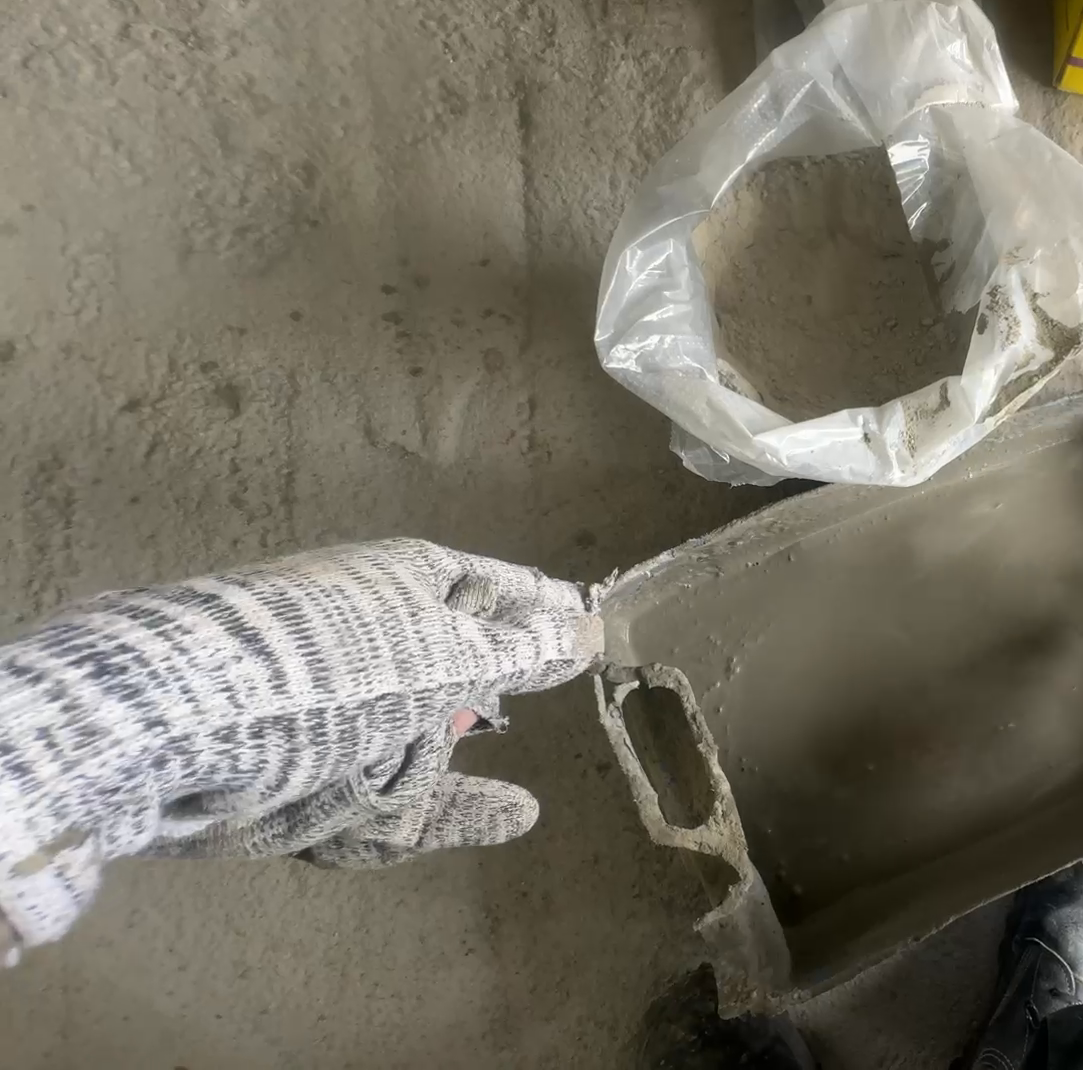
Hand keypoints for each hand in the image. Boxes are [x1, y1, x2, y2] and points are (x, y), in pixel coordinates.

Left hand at [1, 539, 598, 959]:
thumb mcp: (455, 653)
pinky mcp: (316, 772)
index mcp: (410, 585)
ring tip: (509, 795)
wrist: (174, 733)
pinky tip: (513, 815)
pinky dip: (451, 809)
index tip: (591, 623)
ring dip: (461, 757)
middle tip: (529, 698)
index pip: (500, 587)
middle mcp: (377, 642)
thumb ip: (528, 649)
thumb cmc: (341, 666)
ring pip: (427, 732)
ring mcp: (341, 709)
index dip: (548, 605)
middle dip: (498, 686)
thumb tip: (591, 626)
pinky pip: (400, 793)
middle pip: (460, 661)